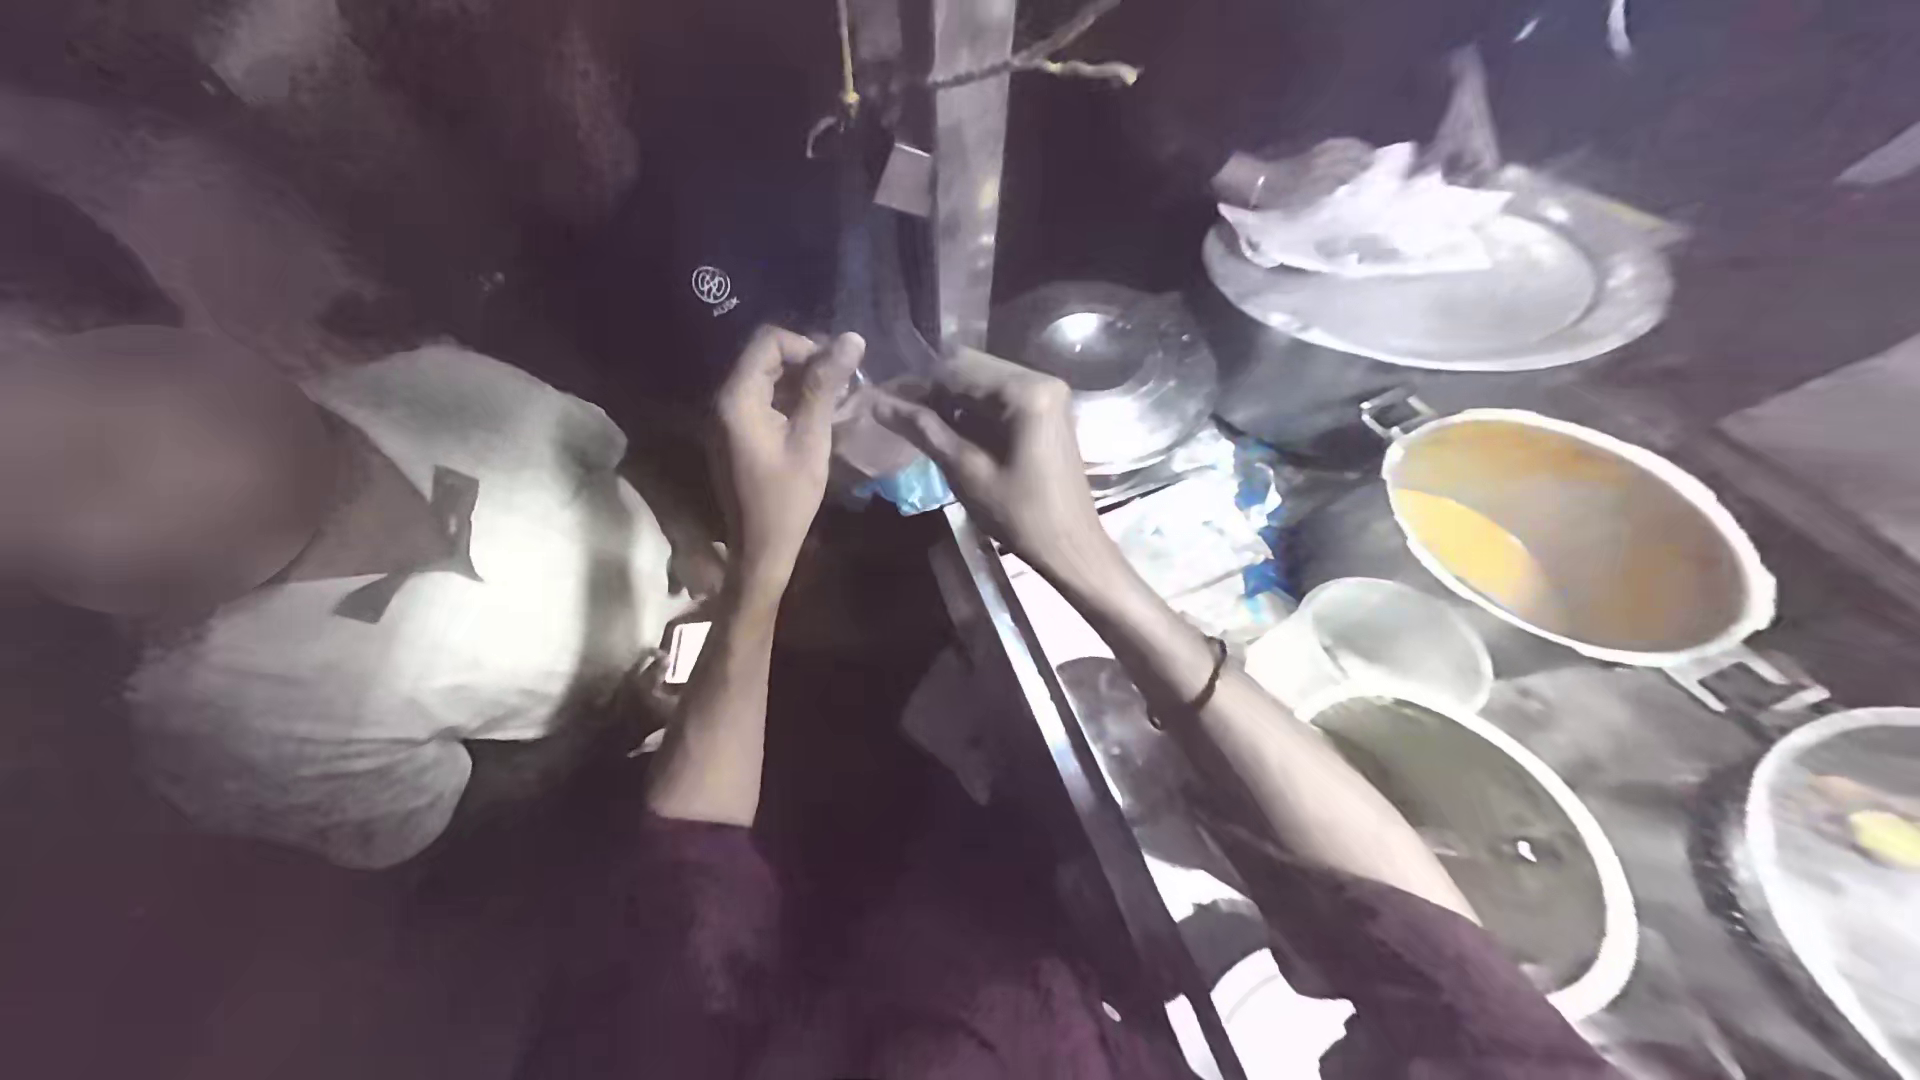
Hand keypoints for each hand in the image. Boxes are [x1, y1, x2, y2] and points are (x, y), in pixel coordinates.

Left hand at [712, 327, 863, 592]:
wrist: (761, 547)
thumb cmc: (788, 498)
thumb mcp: (811, 439)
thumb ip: (825, 387)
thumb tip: (852, 339)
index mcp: (736, 398)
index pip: (768, 341)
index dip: (806, 346)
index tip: (836, 373)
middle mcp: (723, 400)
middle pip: (764, 357)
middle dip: (805, 364)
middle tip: (840, 387)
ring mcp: (725, 418)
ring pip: (764, 378)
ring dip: (799, 383)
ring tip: (832, 403)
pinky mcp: (733, 433)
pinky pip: (760, 401)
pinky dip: (787, 401)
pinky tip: (812, 420)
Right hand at [872, 349, 1110, 580]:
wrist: (1070, 547)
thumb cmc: (1020, 515)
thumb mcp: (966, 471)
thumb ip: (924, 430)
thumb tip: (878, 404)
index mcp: (1026, 391)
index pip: (956, 368)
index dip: (916, 385)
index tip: (885, 403)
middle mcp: (1041, 380)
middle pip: (971, 367)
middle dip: (934, 390)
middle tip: (901, 416)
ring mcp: (1048, 394)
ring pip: (984, 381)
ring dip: (952, 400)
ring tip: (921, 426)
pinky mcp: (1048, 411)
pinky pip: (1001, 397)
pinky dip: (974, 410)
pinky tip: (953, 432)